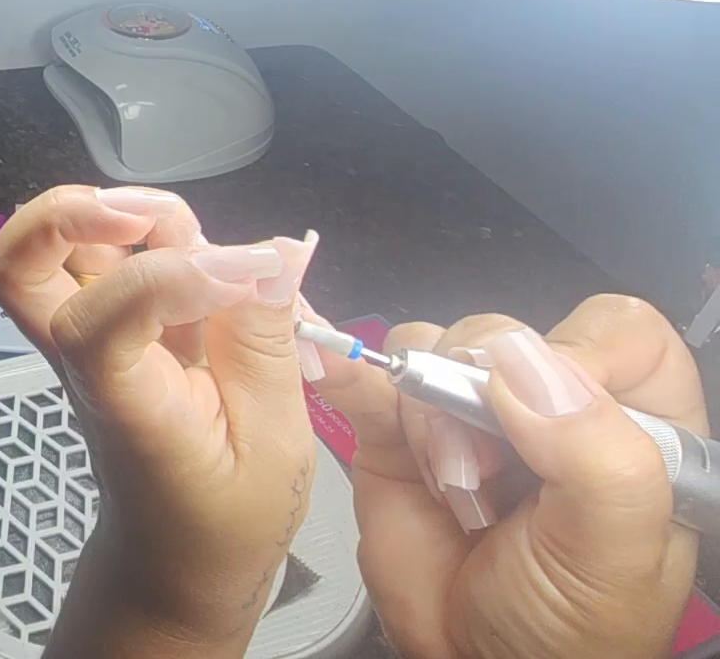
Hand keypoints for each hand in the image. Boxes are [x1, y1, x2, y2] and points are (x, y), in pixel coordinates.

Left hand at [0, 186, 318, 657]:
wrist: (174, 547)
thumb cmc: (222, 513)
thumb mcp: (272, 445)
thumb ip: (262, 348)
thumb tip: (273, 256)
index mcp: (112, 396)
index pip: (90, 324)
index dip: (161, 282)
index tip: (246, 278)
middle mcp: (75, 348)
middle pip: (14, 263)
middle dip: (64, 215)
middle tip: (139, 218)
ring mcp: (80, 326)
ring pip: (53, 241)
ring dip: (115, 213)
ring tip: (191, 239)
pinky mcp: (102, 315)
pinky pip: (100, 251)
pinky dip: (146, 231)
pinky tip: (204, 256)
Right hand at [309, 295, 705, 658]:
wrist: (466, 658)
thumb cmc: (564, 626)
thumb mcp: (611, 557)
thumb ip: (597, 459)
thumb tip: (520, 360)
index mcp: (627, 432)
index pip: (615, 338)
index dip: (575, 351)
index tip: (535, 406)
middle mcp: (540, 411)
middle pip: (499, 336)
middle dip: (478, 395)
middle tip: (479, 468)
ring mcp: (457, 414)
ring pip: (426, 347)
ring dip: (421, 411)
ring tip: (440, 483)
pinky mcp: (388, 425)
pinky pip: (359, 371)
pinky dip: (343, 367)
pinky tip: (334, 373)